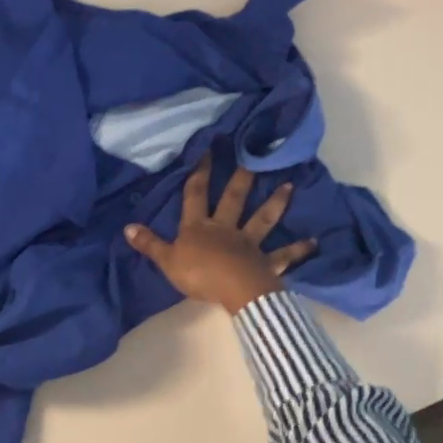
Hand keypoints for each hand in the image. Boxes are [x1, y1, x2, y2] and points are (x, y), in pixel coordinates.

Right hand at [125, 154, 316, 313]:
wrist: (235, 291)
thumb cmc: (199, 274)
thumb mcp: (167, 260)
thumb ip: (149, 244)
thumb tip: (127, 227)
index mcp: (198, 228)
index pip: (195, 195)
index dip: (199, 173)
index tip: (207, 150)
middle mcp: (225, 229)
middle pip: (232, 200)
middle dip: (240, 178)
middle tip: (252, 156)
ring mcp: (249, 245)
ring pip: (262, 219)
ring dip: (276, 203)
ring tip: (290, 185)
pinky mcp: (268, 263)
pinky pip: (284, 256)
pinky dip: (299, 249)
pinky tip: (314, 242)